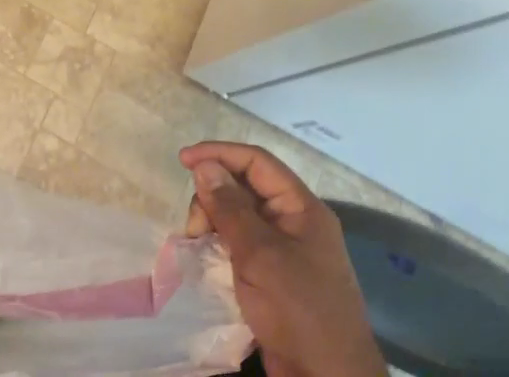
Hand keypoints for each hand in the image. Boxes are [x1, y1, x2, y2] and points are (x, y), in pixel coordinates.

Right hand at [181, 142, 385, 376]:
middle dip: (212, 196)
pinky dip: (217, 243)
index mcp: (301, 209)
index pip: (257, 162)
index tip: (182, 161)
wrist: (326, 375)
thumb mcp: (260, 254)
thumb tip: (204, 166)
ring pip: (237, 215)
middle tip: (195, 227)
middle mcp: (293, 222)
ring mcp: (283, 249)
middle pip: (243, 187)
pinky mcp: (271, 273)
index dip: (219, 153)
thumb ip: (230, 208)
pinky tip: (203, 257)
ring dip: (212, 222)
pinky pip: (238, 243)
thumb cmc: (298, 309)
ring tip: (197, 246)